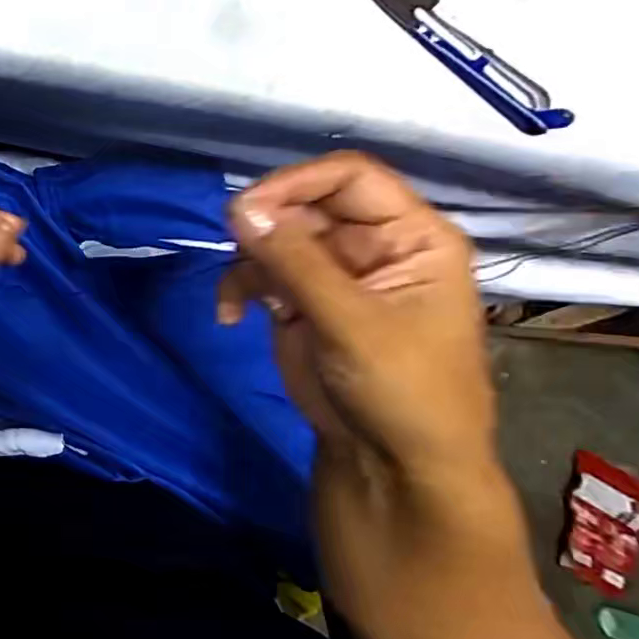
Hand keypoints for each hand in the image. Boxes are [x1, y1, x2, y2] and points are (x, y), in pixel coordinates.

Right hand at [216, 152, 493, 471]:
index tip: (247, 207)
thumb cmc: (401, 390)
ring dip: (246, 261)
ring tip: (238, 297)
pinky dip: (237, 288)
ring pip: (272, 236)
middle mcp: (370, 243)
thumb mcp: (351, 322)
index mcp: (409, 236)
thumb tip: (238, 208)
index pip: (350, 177)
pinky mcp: (299, 297)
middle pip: (302, 203)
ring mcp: (331, 271)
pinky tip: (229, 316)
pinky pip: (256, 270)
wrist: (390, 462)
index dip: (297, 182)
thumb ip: (294, 261)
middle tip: (234, 250)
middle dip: (264, 225)